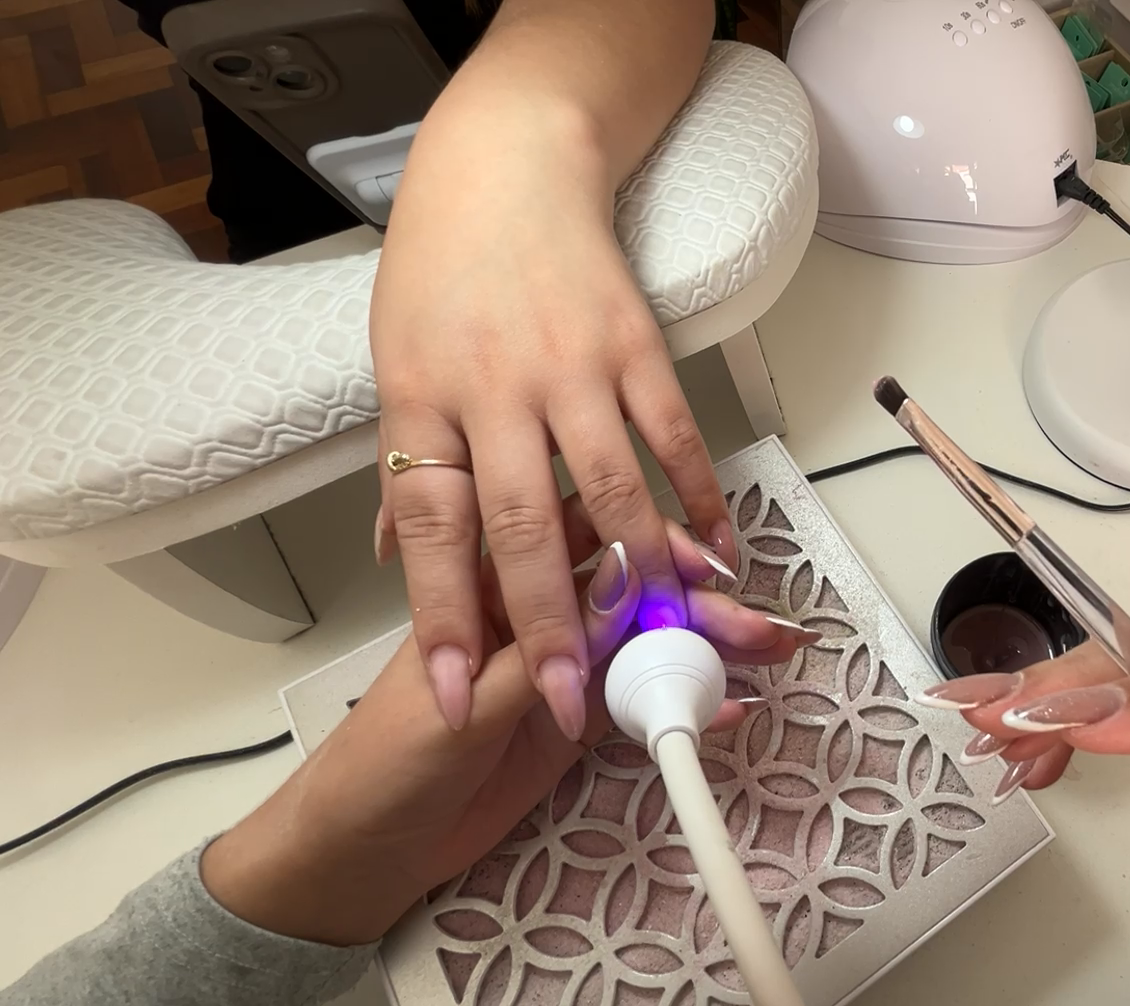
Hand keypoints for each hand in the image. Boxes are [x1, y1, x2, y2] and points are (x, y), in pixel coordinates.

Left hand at [203, 498, 804, 946]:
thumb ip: (541, 650)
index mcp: (504, 590)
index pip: (591, 545)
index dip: (654, 547)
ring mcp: (575, 667)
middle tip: (760, 631)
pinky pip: (651, 696)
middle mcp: (550, 617)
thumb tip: (620, 588)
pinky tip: (728, 706)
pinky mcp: (590, 715)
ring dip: (714, 648)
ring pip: (658, 642)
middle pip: (642, 595)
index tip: (706, 570)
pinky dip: (692, 700)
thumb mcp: (461, 704)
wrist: (363, 853)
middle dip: (706, 608)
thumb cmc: (383, 763)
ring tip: (770, 655)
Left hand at [369, 26, 724, 744]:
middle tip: (567, 697)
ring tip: (664, 630)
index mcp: (421, 401)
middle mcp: (496, 391)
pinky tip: (720, 544)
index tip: (455, 698)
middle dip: (546, 623)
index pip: (428, 531)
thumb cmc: (448, 269)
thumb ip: (408, 462)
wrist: (509, 170)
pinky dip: (699, 495)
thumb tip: (401, 550)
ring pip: (611, 488)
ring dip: (641, 568)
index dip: (442, 620)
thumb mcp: (398, 361)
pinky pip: (673, 437)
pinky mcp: (638, 350)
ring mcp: (574, 369)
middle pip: (522, 526)